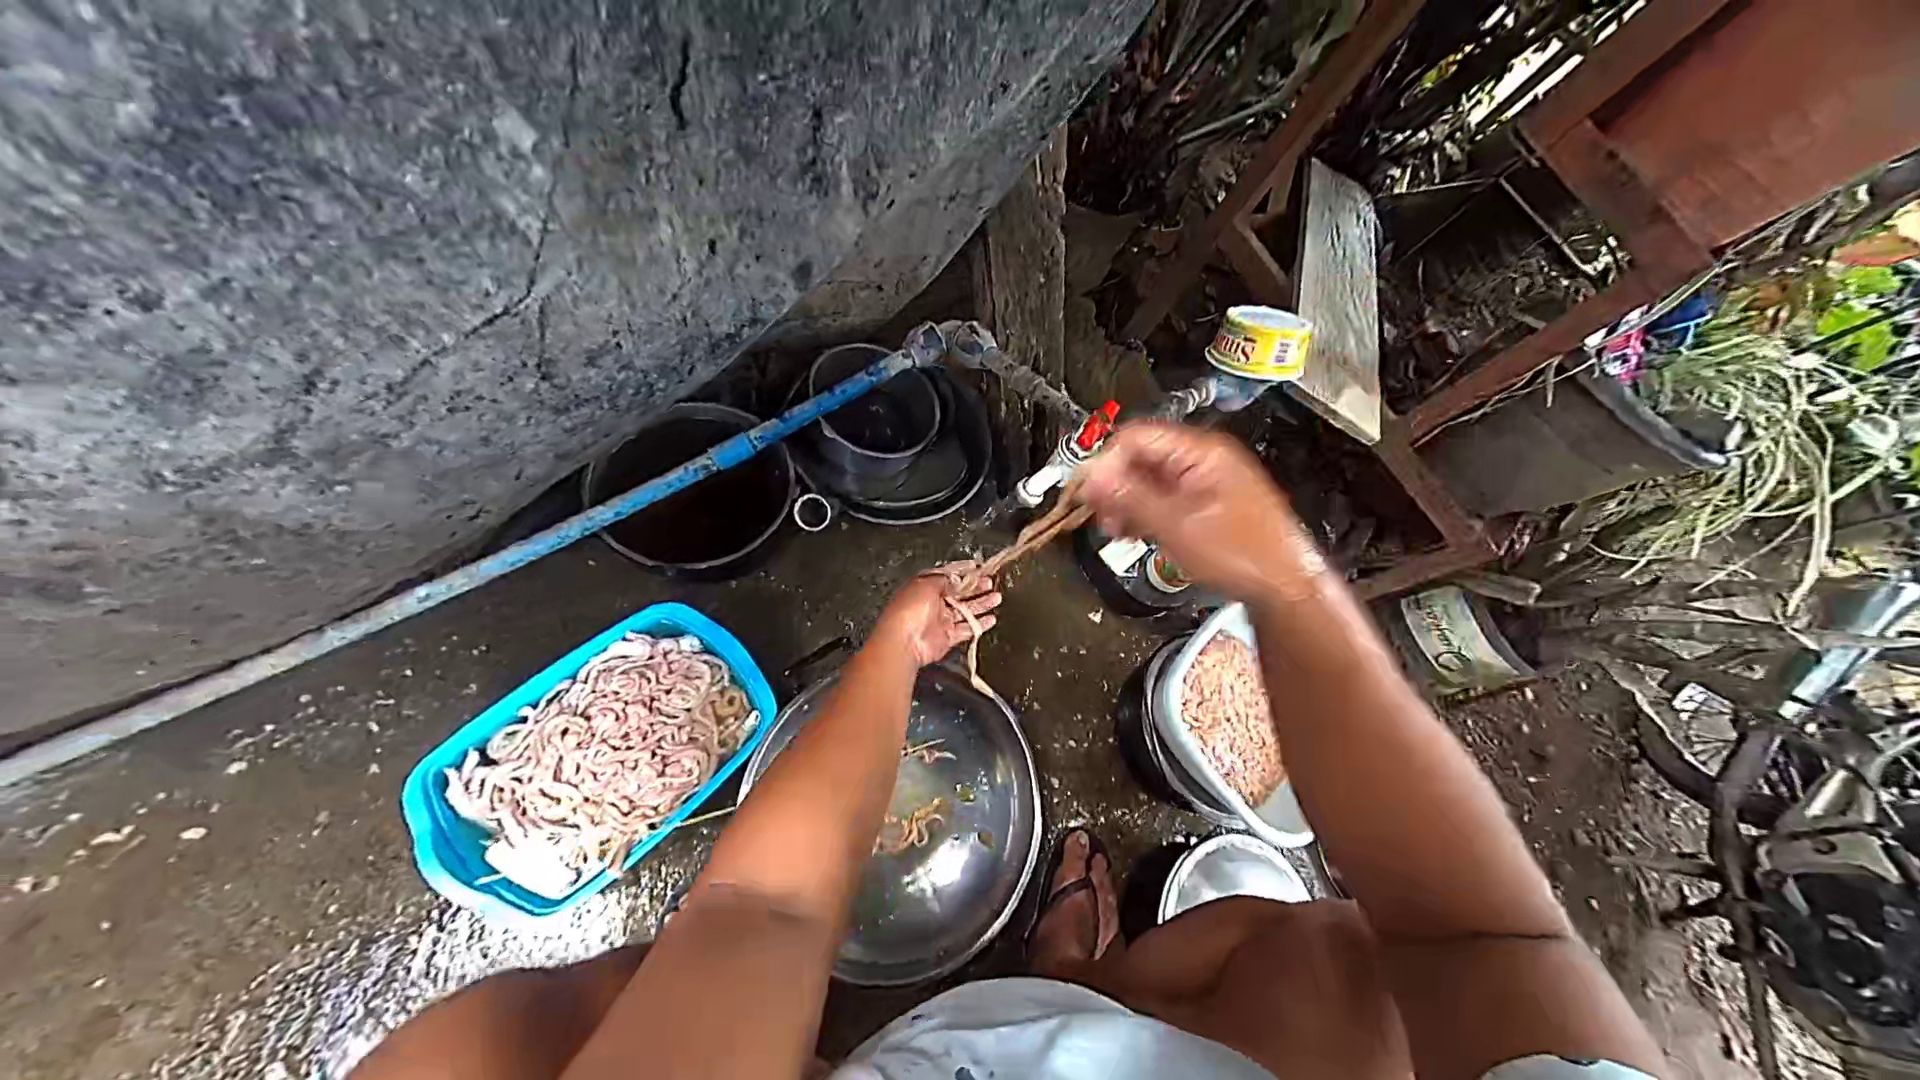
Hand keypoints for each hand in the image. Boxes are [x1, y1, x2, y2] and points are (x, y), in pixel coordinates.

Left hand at [872, 568, 1001, 666]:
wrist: (904, 641)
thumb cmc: (910, 609)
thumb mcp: (928, 584)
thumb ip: (945, 579)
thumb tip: (957, 577)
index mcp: (926, 586)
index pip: (948, 576)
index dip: (963, 572)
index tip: (978, 568)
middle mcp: (933, 602)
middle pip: (959, 593)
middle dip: (975, 587)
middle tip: (990, 582)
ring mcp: (940, 620)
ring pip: (965, 610)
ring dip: (981, 604)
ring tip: (997, 598)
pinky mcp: (947, 637)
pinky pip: (966, 629)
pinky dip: (979, 624)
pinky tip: (991, 619)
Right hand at [1077, 422, 1327, 603]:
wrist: (1282, 586)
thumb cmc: (1247, 555)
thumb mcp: (1175, 525)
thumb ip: (1130, 497)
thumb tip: (1094, 476)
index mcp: (1201, 454)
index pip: (1136, 438)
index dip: (1107, 462)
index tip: (1090, 489)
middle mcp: (1203, 462)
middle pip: (1140, 459)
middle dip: (1115, 486)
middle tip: (1100, 514)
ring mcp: (1204, 484)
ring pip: (1149, 482)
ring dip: (1127, 503)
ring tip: (1117, 529)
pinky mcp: (1204, 505)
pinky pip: (1163, 499)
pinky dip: (1144, 514)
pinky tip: (1136, 533)